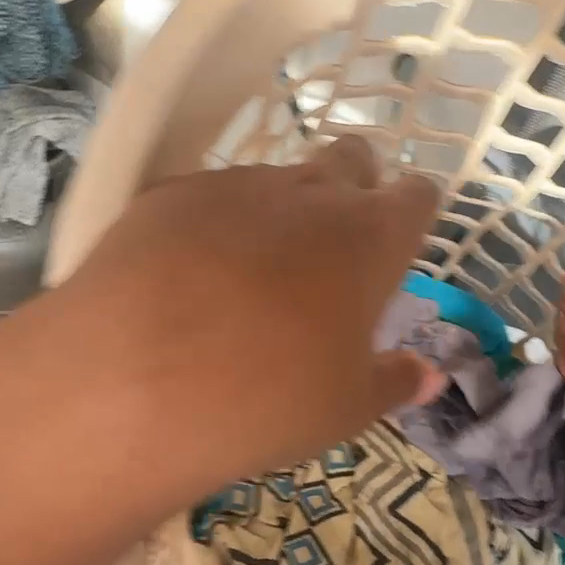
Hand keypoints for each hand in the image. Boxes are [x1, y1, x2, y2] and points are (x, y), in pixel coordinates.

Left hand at [0, 136, 443, 493]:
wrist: (136, 382)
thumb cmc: (269, 399)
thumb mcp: (346, 408)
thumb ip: (394, 381)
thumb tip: (428, 376)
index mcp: (370, 236)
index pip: (417, 196)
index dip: (413, 214)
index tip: (400, 243)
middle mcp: (310, 192)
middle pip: (350, 156)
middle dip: (353, 185)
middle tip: (335, 246)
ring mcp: (236, 185)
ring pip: (276, 178)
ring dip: (280, 211)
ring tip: (253, 275)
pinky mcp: (169, 192)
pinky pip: (210, 197)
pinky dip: (215, 225)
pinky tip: (188, 277)